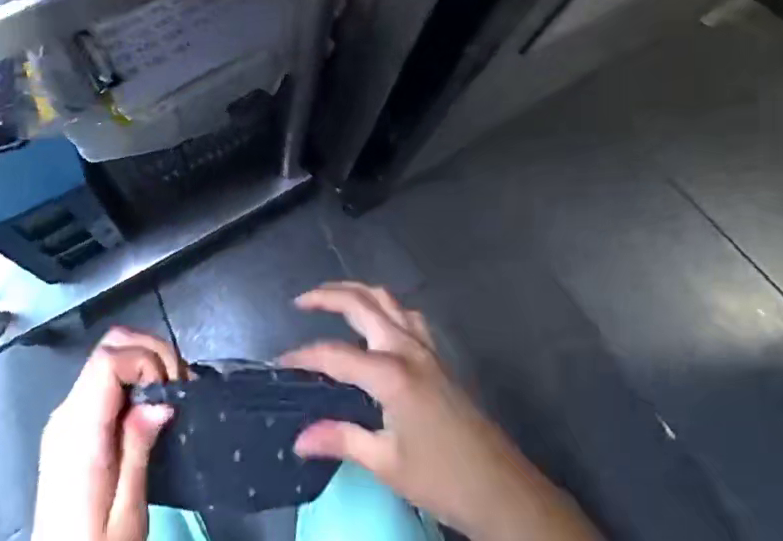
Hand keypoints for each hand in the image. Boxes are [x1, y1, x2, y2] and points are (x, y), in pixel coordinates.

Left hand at [32, 327, 183, 540]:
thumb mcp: (126, 514)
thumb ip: (138, 449)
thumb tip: (161, 400)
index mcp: (78, 434)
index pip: (108, 362)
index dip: (146, 360)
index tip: (171, 390)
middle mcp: (67, 414)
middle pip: (109, 345)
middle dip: (152, 351)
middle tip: (179, 387)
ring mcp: (67, 416)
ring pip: (109, 355)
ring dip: (146, 360)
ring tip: (171, 394)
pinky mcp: (73, 423)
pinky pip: (105, 378)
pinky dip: (135, 375)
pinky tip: (153, 404)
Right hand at [281, 283, 604, 540]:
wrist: (502, 488)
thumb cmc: (442, 478)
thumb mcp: (385, 464)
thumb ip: (341, 439)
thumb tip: (299, 438)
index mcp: (390, 372)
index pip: (335, 354)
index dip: (304, 355)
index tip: (280, 363)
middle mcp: (407, 348)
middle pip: (362, 303)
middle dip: (328, 295)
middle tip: (301, 301)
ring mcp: (427, 348)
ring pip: (388, 300)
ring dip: (358, 292)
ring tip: (334, 299)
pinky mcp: (439, 356)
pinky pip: (407, 314)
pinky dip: (384, 306)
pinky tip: (378, 322)